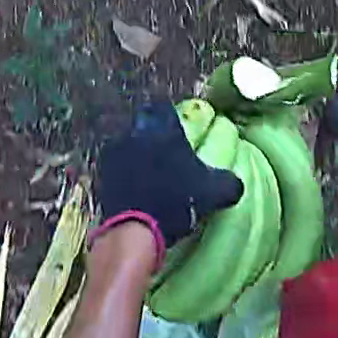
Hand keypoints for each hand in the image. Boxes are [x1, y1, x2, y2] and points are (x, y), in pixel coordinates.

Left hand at [97, 103, 243, 246]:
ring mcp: (115, 149)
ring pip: (129, 141)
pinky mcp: (103, 169)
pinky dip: (125, 169)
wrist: (134, 228)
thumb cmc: (175, 201)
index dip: (171, 119)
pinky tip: (135, 186)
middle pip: (145, 124)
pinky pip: (117, 162)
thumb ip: (228, 182)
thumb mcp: (213, 193)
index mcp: (161, 127)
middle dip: (154, 135)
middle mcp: (136, 130)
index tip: (179, 134)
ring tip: (150, 172)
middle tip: (166, 154)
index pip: (164, 109)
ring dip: (138, 151)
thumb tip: (235, 182)